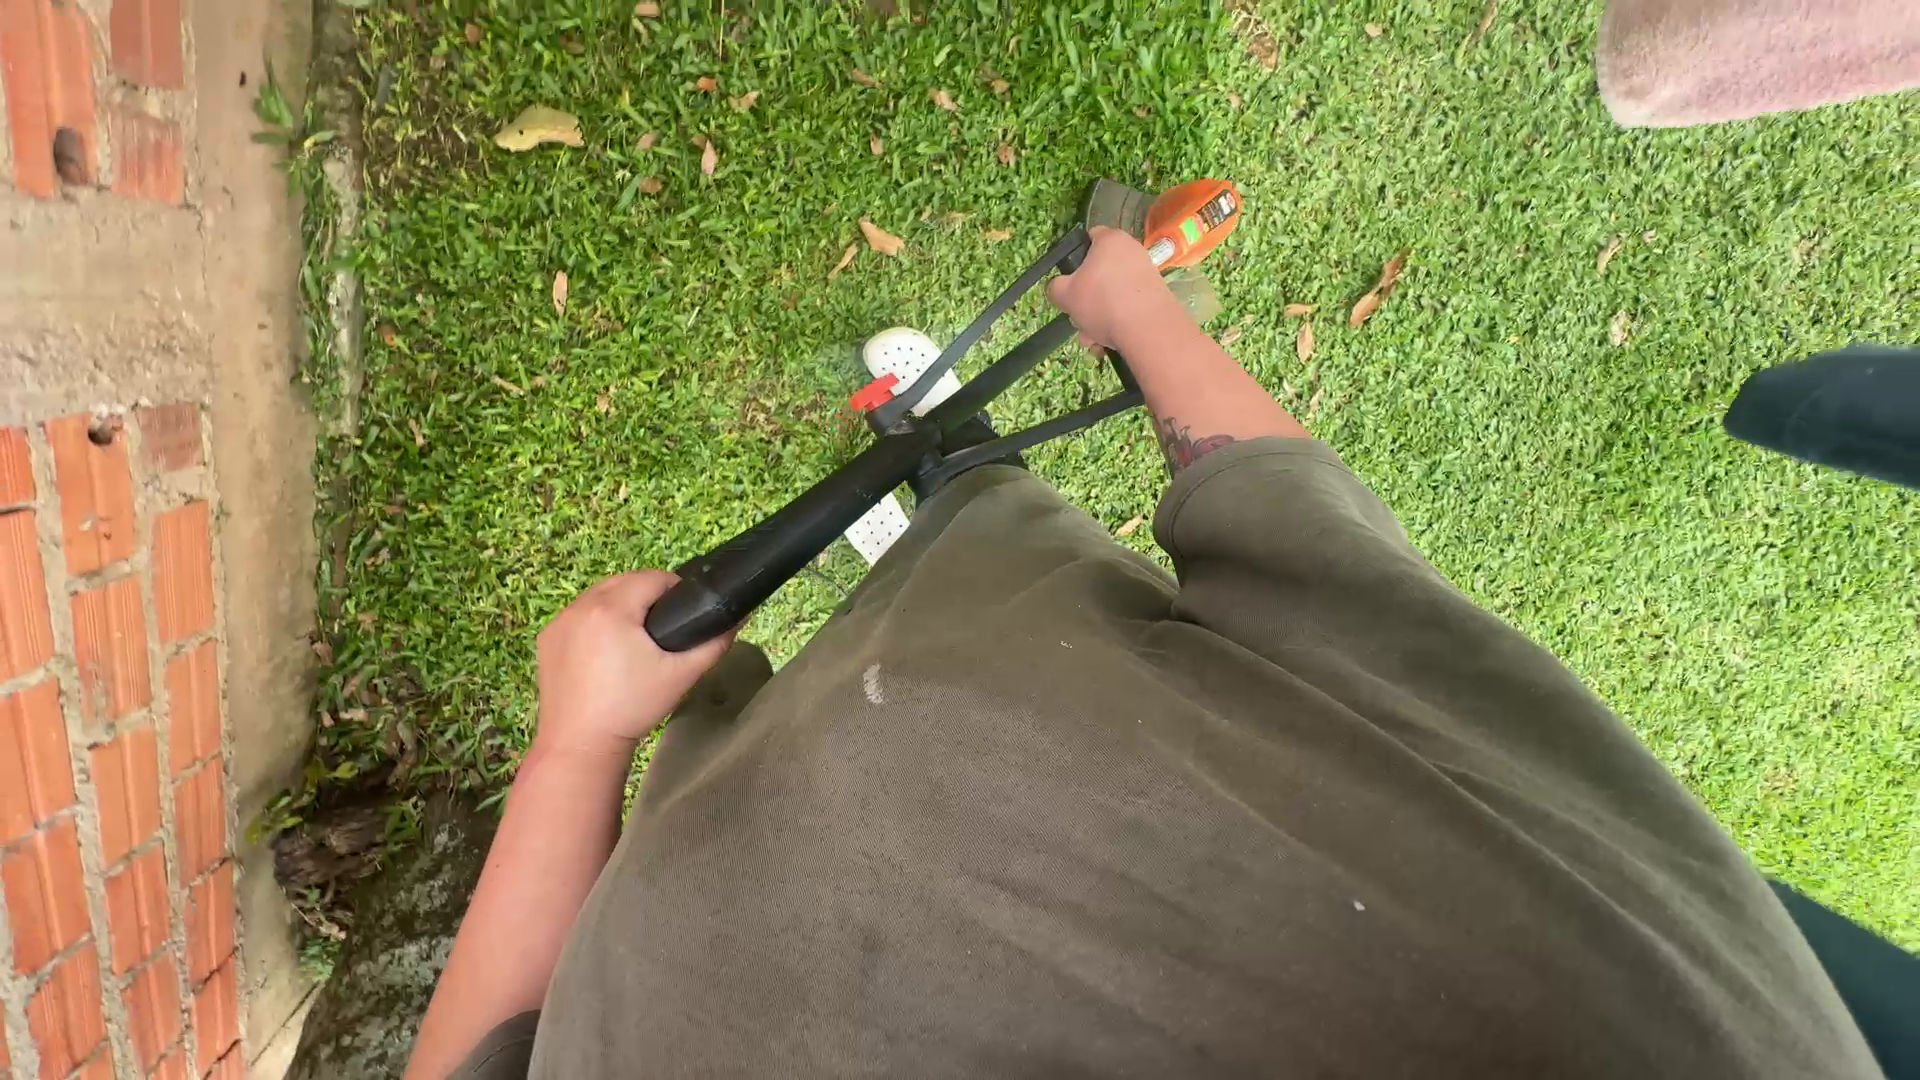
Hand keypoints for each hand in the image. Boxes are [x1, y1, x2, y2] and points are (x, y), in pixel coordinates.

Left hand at [533, 571, 733, 758]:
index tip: (685, 613)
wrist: (581, 743)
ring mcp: (560, 622)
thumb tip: (739, 619)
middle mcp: (581, 607)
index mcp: (613, 608)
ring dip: (622, 604)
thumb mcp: (682, 675)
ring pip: (600, 595)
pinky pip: (580, 614)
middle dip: (648, 594)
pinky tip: (608, 647)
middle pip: (625, 581)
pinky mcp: (547, 638)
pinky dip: (598, 619)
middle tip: (665, 626)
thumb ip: (715, 642)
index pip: (653, 577)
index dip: (675, 589)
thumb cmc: (634, 705)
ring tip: (638, 635)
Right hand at [1047, 226, 1185, 350]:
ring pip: (1112, 295)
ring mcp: (1146, 273)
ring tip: (1093, 340)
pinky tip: (1108, 343)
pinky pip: (1128, 307)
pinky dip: (1116, 323)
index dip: (1076, 257)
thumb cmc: (1101, 301)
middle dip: (1086, 301)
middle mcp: (1131, 250)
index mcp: (1110, 240)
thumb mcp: (1064, 294)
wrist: (1147, 328)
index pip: (1090, 237)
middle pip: (1100, 273)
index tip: (1070, 279)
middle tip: (1079, 320)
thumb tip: (1059, 288)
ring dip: (1098, 319)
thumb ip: (1055, 287)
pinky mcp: (1155, 295)